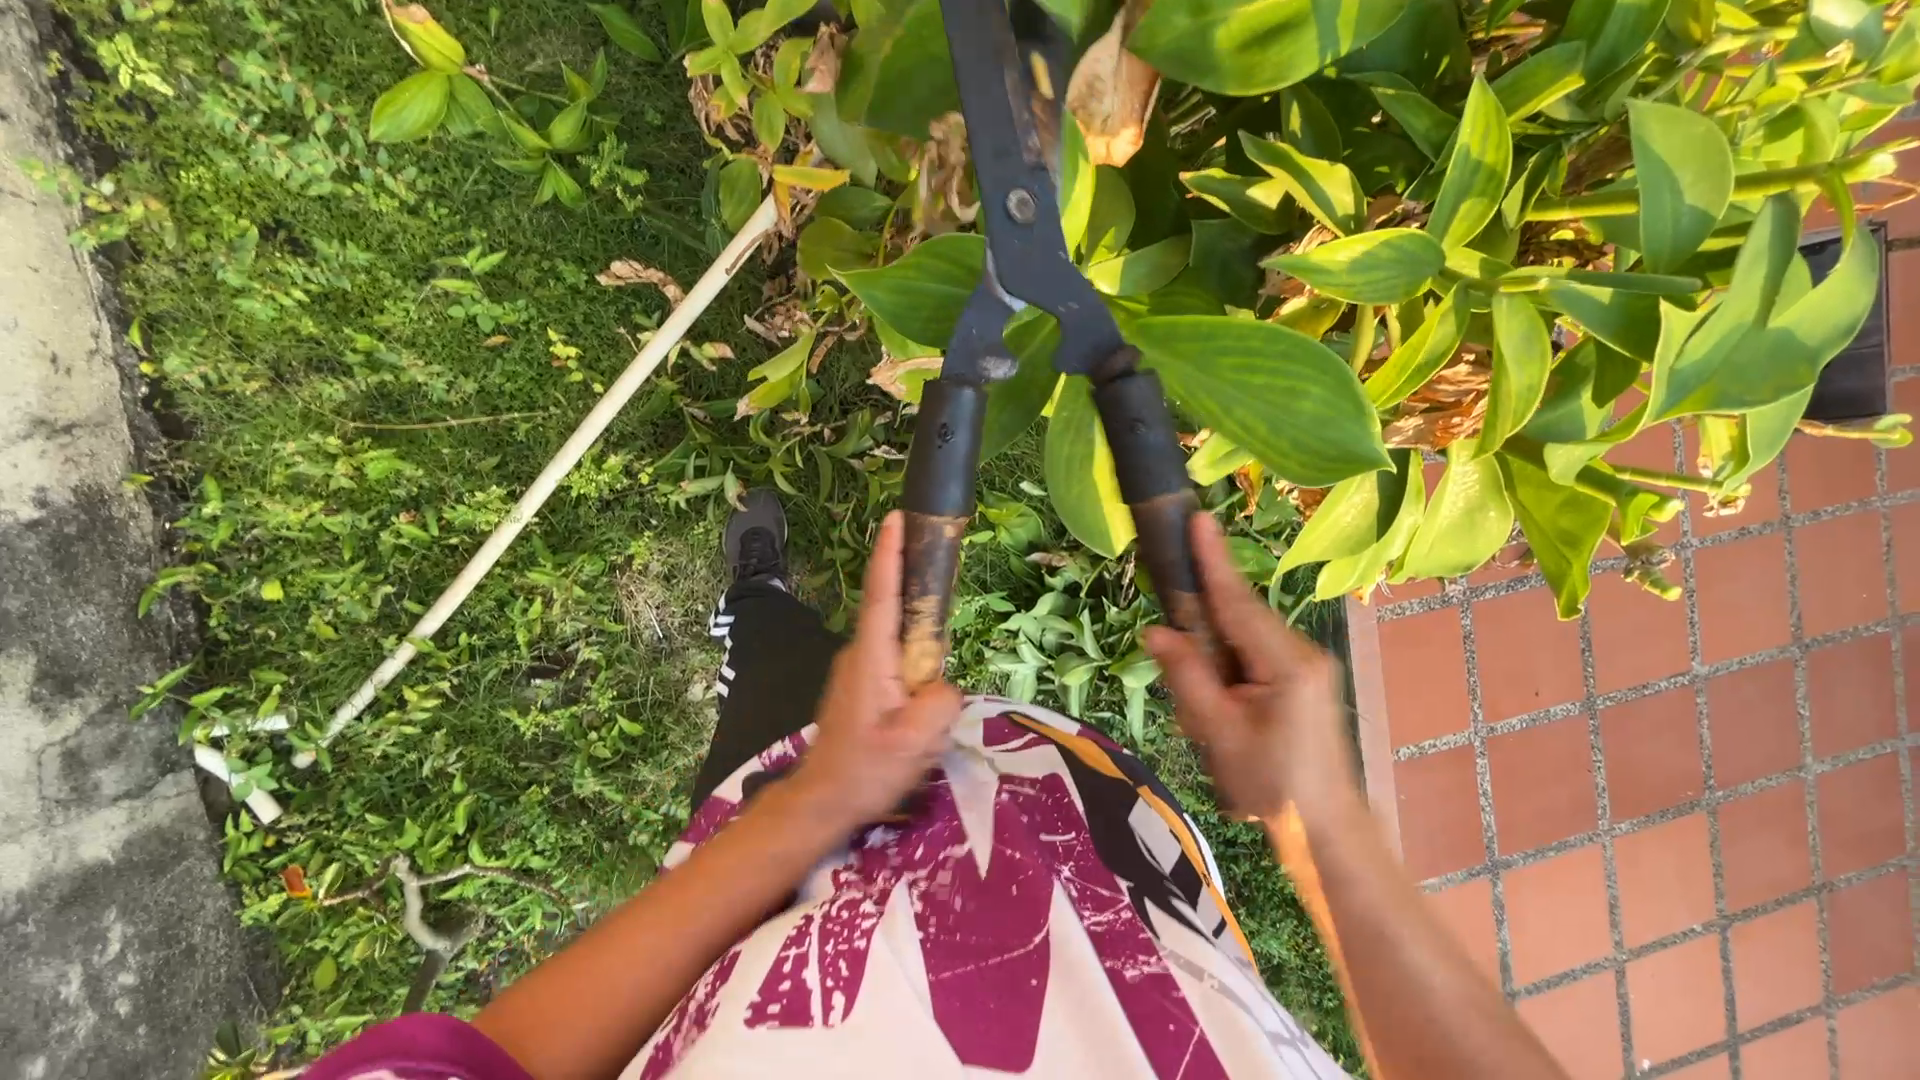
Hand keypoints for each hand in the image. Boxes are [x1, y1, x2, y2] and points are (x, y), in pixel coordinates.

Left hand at [788, 511, 963, 828]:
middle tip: (943, 634)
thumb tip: (943, 684)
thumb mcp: (917, 740)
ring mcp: (858, 670)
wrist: (823, 800)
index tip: (896, 516)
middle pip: (899, 615)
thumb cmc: (866, 769)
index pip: (882, 592)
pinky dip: (914, 677)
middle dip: (925, 614)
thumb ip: (943, 699)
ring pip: (903, 647)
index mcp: (872, 656)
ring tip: (928, 716)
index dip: (889, 552)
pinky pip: (897, 667)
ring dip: (923, 662)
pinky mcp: (862, 687)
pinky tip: (918, 718)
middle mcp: (861, 653)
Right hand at [1143, 513, 1356, 823]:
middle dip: (1201, 627)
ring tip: (1207, 715)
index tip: (1198, 518)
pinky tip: (1220, 707)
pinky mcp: (1302, 680)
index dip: (1213, 560)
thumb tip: (1155, 631)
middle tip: (1179, 662)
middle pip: (1238, 618)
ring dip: (1212, 657)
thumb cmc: (1271, 787)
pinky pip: (1252, 656)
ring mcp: (1307, 665)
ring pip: (1243, 638)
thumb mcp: (1218, 733)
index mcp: (1287, 663)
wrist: (1325, 828)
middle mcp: (1302, 653)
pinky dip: (1227, 668)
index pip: (1237, 602)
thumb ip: (1187, 676)